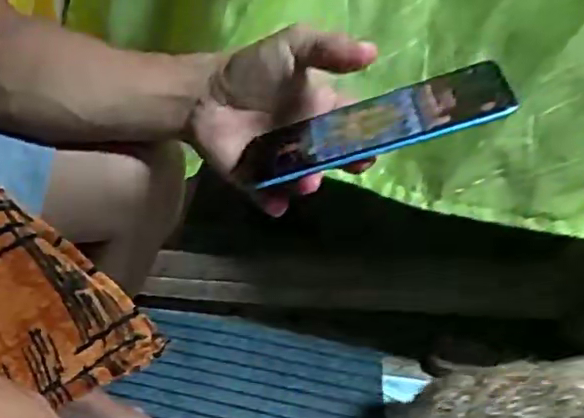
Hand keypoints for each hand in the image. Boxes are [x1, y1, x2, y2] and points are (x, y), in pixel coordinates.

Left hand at [186, 26, 379, 214]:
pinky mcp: (250, 178)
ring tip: (308, 183)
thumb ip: (330, 49)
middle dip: (343, 162)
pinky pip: (264, 194)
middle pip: (327, 155)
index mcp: (318, 108)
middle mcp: (301, 139)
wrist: (205, 94)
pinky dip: (271, 201)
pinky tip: (279, 206)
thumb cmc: (252, 67)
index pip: (347, 122)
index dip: (364, 131)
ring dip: (305, 183)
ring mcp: (276, 162)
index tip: (378, 140)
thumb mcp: (295, 45)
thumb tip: (373, 53)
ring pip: (297, 177)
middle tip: (356, 166)